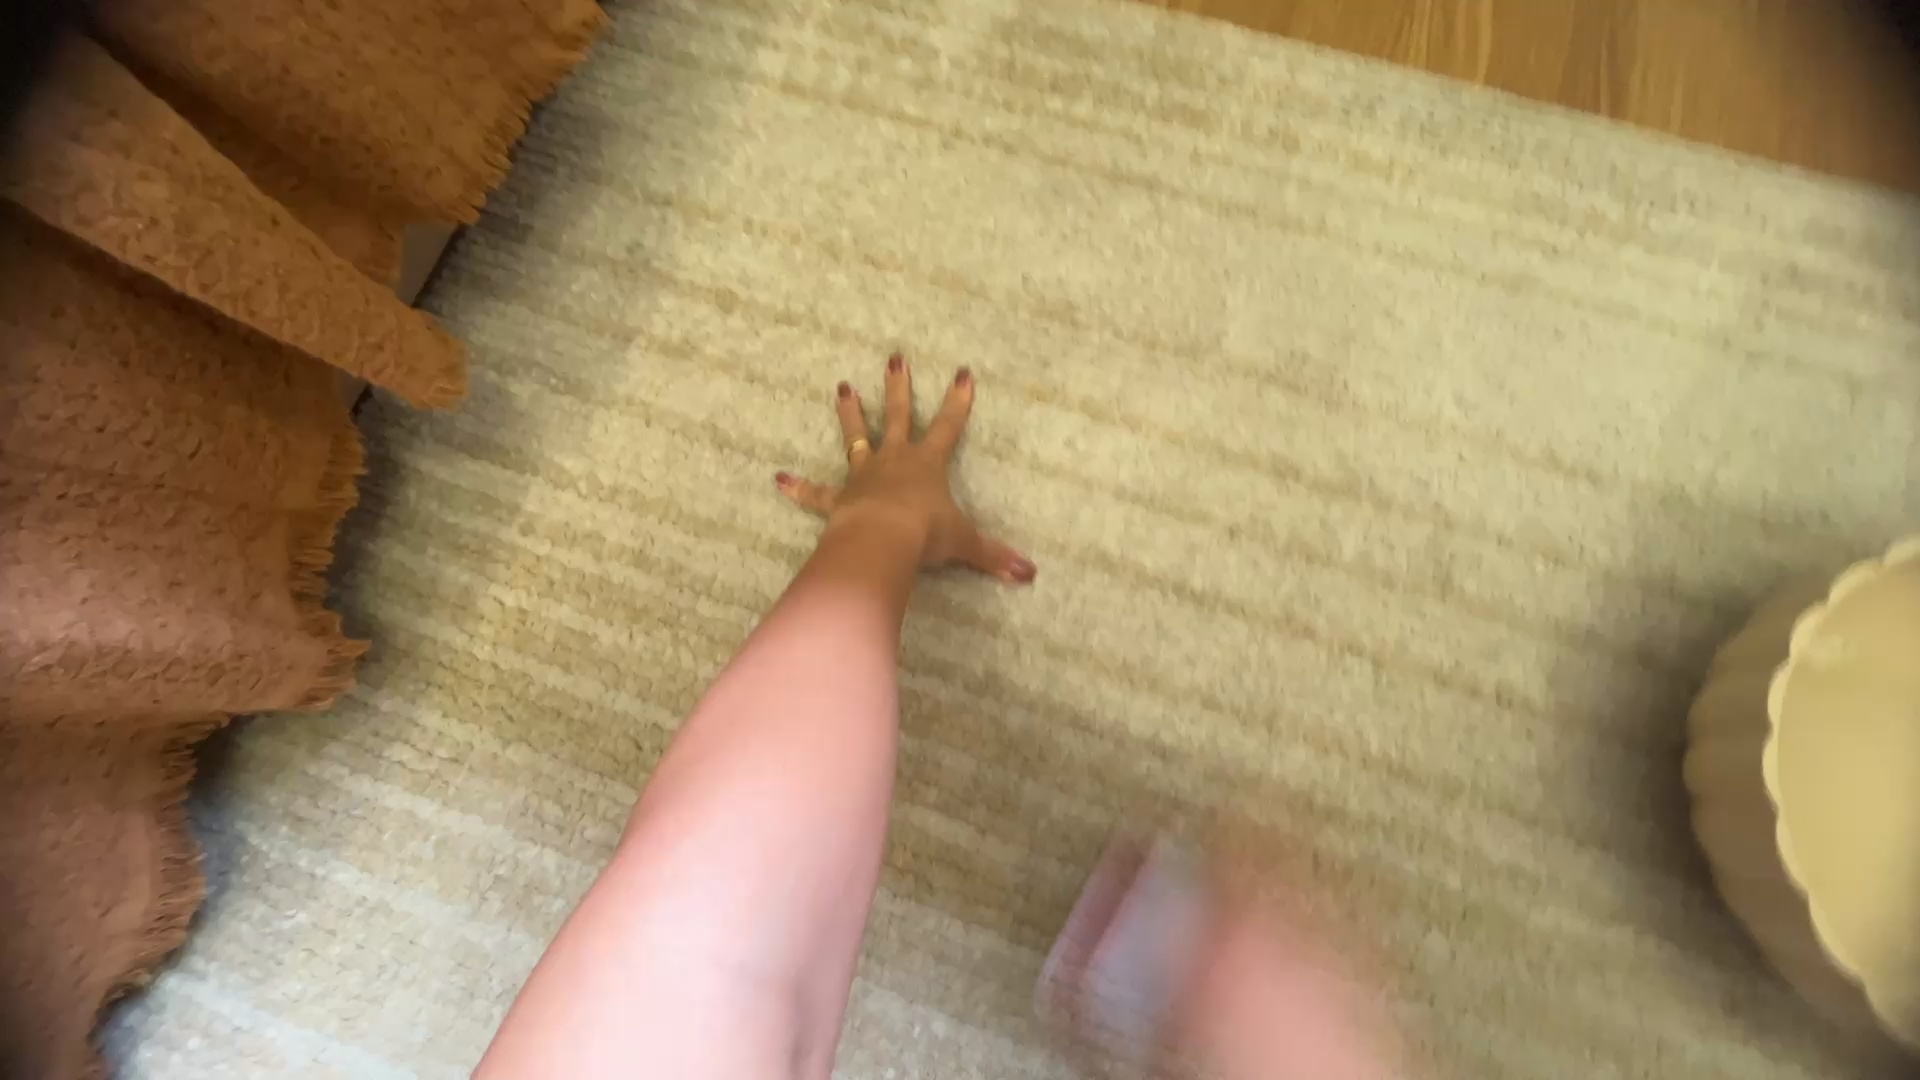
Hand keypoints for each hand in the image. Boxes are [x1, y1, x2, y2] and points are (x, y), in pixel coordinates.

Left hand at [775, 352, 1036, 584]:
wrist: (882, 541)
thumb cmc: (925, 535)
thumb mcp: (966, 543)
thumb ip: (995, 557)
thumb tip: (1030, 575)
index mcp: (927, 464)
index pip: (948, 426)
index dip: (957, 401)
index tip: (962, 373)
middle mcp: (895, 460)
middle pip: (896, 415)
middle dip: (897, 387)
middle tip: (894, 356)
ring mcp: (863, 475)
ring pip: (856, 437)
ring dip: (849, 413)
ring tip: (842, 387)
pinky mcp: (838, 499)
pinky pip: (816, 493)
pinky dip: (798, 488)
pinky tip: (778, 480)